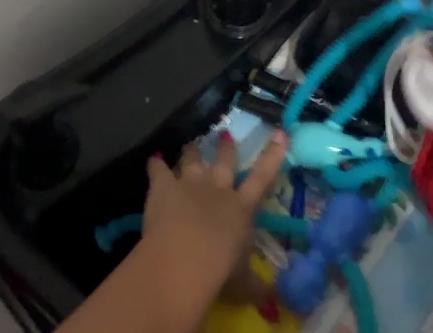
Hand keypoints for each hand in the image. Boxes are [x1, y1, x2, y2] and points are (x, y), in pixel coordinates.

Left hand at [140, 130, 287, 308]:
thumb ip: (256, 285)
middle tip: (224, 134)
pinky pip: (159, 169)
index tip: (280, 133)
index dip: (272, 155)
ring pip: (193, 159)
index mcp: (241, 207)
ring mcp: (190, 183)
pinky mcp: (164, 186)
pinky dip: (156, 164)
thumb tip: (273, 299)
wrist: (185, 257)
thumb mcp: (243, 282)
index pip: (262, 177)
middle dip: (226, 146)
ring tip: (192, 143)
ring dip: (192, 151)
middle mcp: (218, 188)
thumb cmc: (220, 271)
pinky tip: (153, 159)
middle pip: (224, 160)